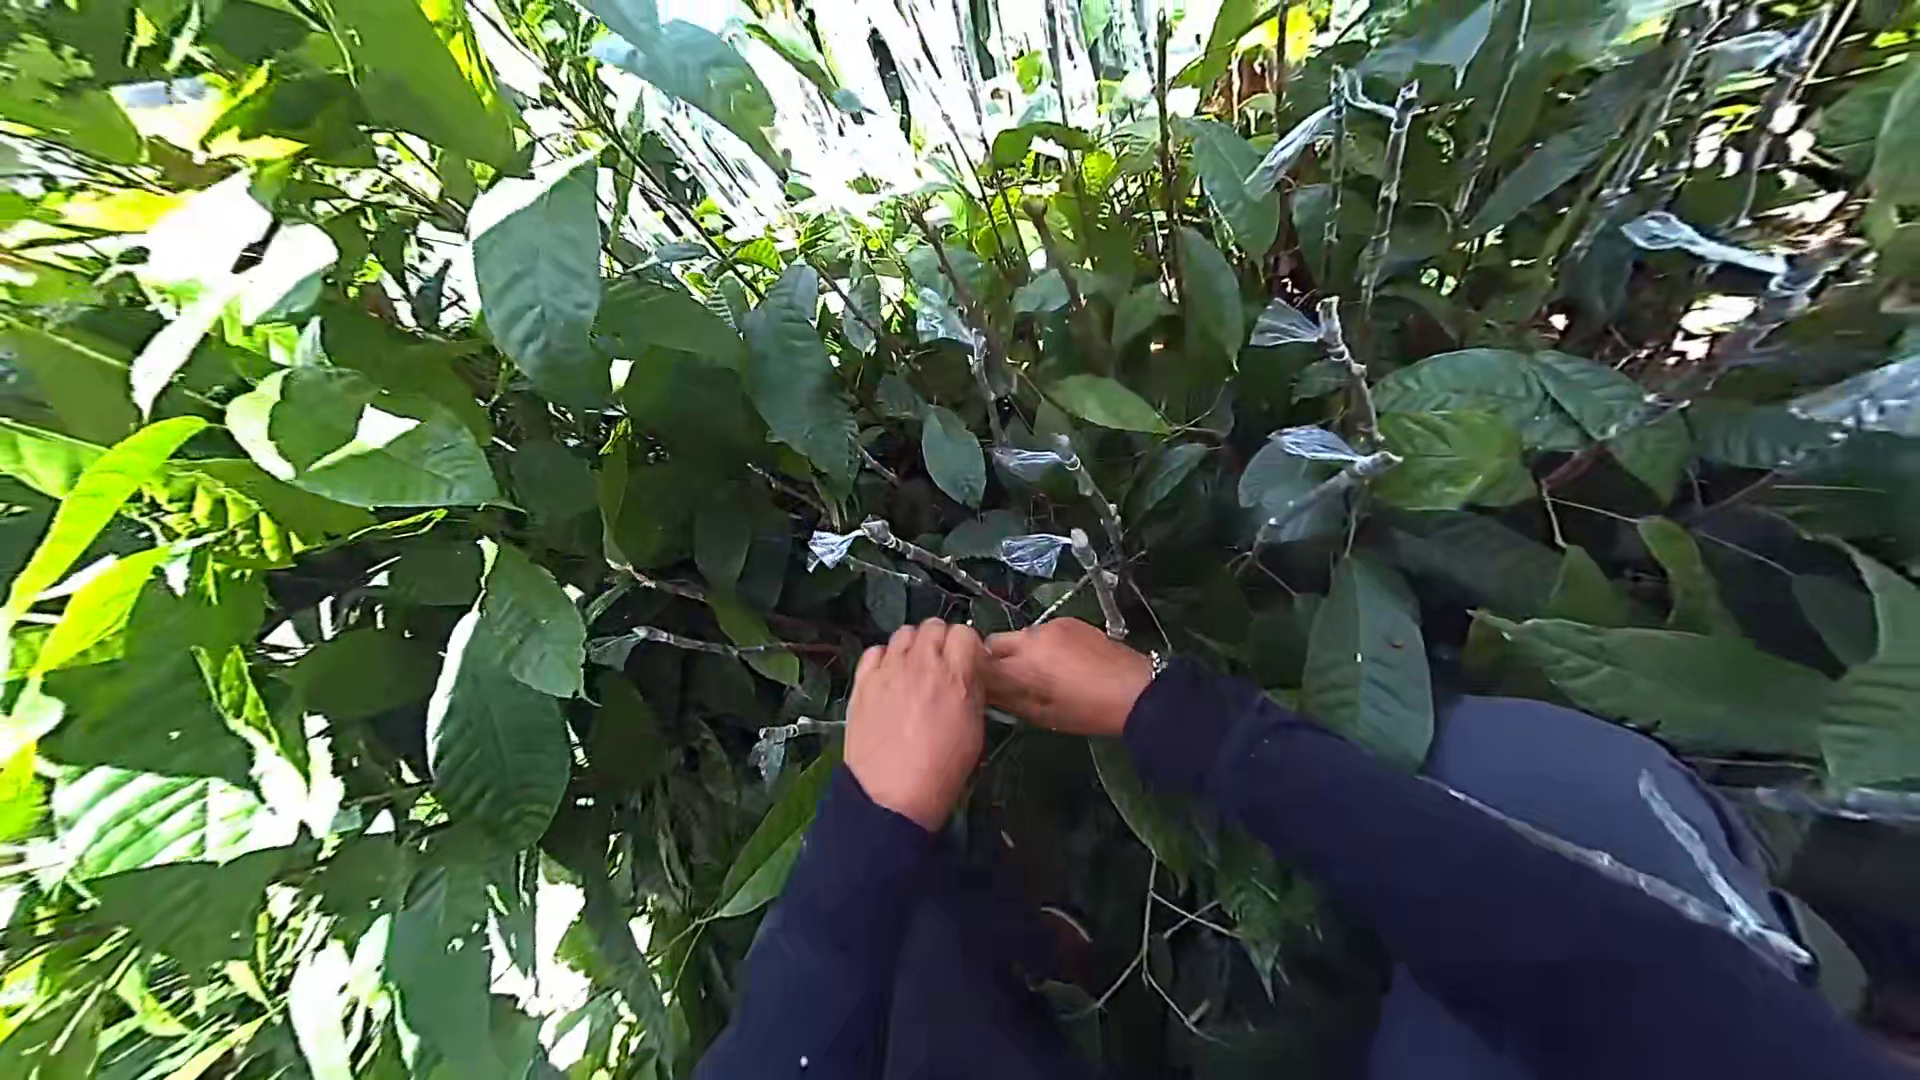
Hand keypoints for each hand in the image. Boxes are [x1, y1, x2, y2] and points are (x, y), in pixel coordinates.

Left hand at [844, 619, 986, 829]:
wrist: (892, 796)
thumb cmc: (940, 771)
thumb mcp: (975, 729)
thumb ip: (972, 690)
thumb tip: (969, 673)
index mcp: (955, 675)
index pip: (965, 632)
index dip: (967, 645)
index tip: (966, 659)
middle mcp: (921, 664)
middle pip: (933, 626)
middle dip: (941, 640)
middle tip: (942, 662)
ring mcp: (889, 670)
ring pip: (904, 633)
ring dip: (914, 645)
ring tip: (915, 667)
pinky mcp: (863, 682)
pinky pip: (875, 650)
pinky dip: (884, 657)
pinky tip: (889, 675)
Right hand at [982, 618, 1153, 737]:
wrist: (1134, 689)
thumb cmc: (1086, 712)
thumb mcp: (1040, 716)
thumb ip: (1006, 700)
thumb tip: (984, 691)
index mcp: (1020, 667)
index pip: (978, 663)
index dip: (977, 674)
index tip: (982, 686)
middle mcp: (1028, 639)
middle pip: (992, 643)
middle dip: (994, 659)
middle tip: (1012, 680)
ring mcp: (1048, 626)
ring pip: (1018, 636)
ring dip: (1021, 651)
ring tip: (1044, 671)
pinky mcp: (1066, 619)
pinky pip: (1042, 630)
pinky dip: (1043, 643)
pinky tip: (1063, 660)